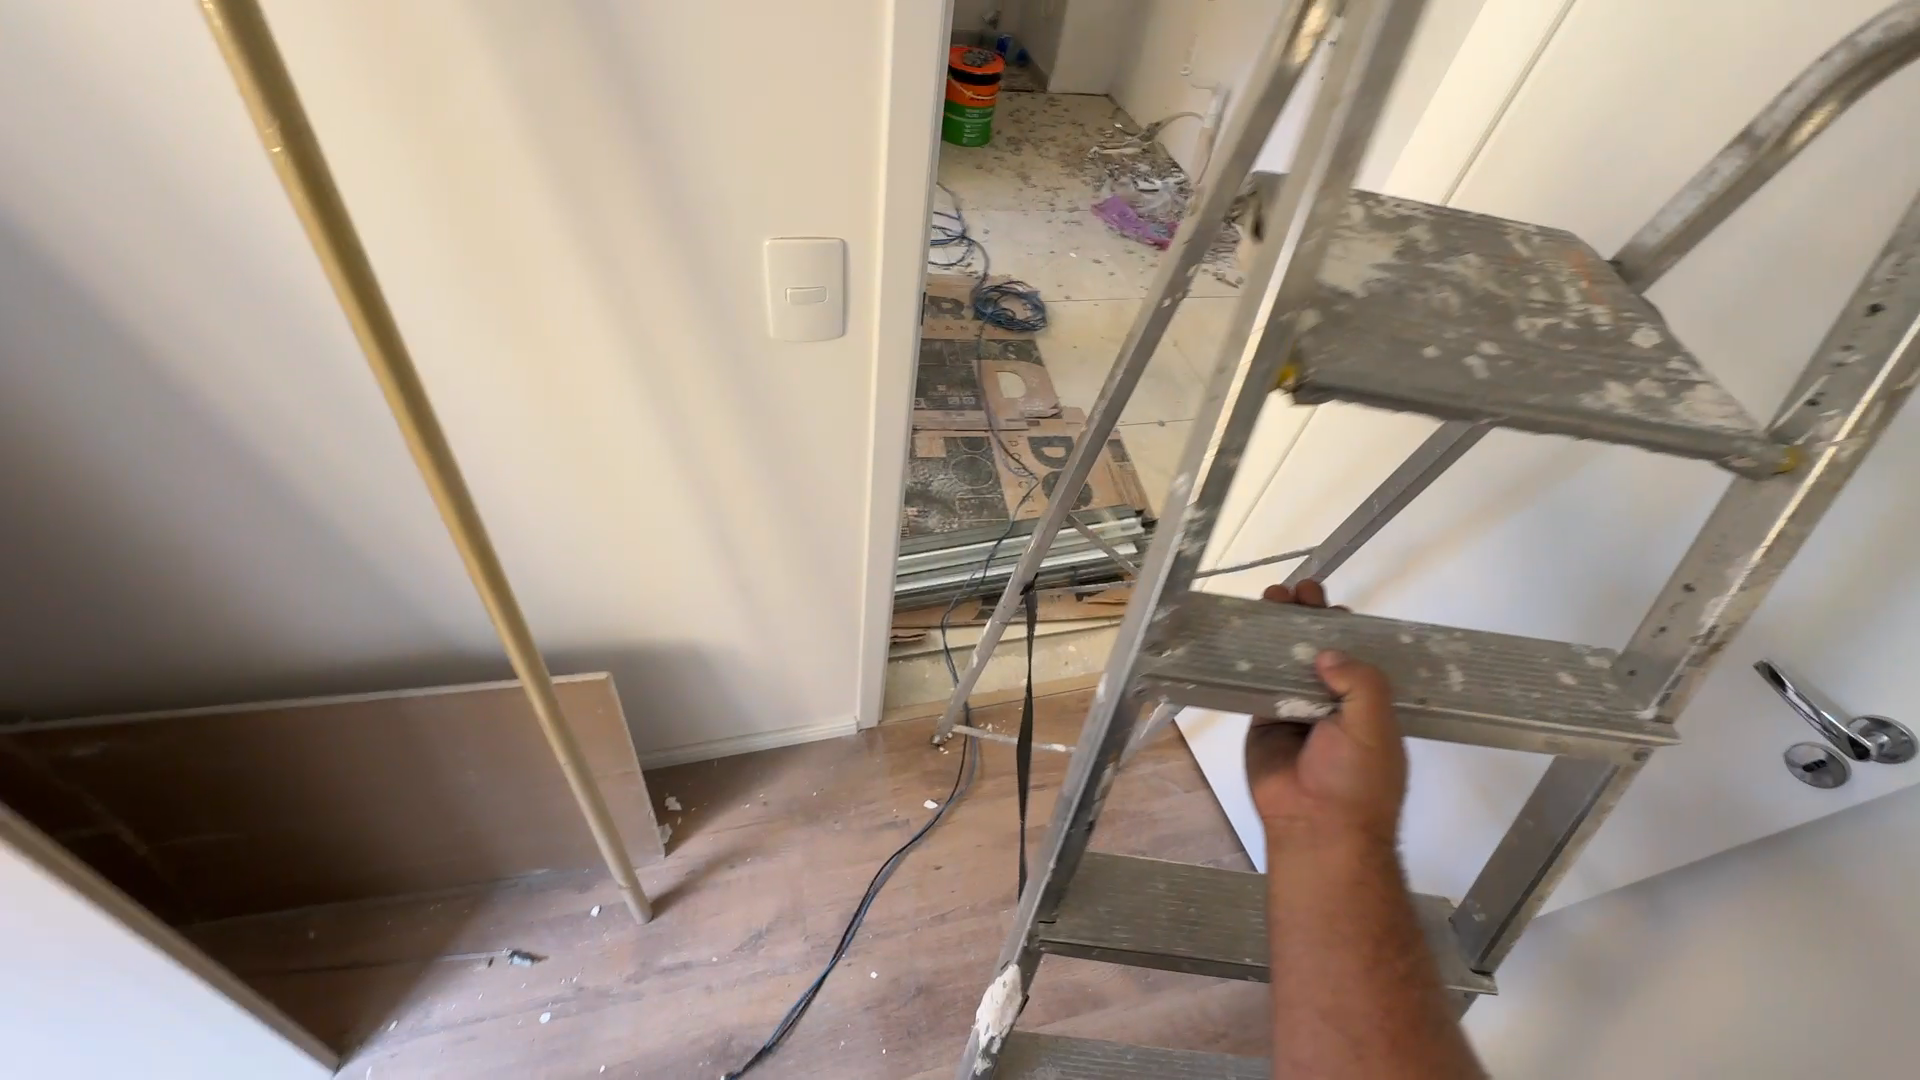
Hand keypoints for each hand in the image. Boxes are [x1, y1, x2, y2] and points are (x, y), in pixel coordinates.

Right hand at [1243, 581, 1406, 848]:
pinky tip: (1238, 635)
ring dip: (1274, 632)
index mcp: (1365, 703)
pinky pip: (1254, 683)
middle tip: (1293, 592)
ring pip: (1282, 662)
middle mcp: (1329, 701)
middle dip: (1304, 620)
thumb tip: (1325, 650)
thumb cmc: (1356, 779)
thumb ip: (1360, 683)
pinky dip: (1247, 660)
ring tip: (1267, 600)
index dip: (1339, 626)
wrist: (1317, 826)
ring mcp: (1293, 708)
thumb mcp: (1374, 728)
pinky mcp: (1261, 718)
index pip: (1353, 654)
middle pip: (1314, 651)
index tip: (1324, 602)